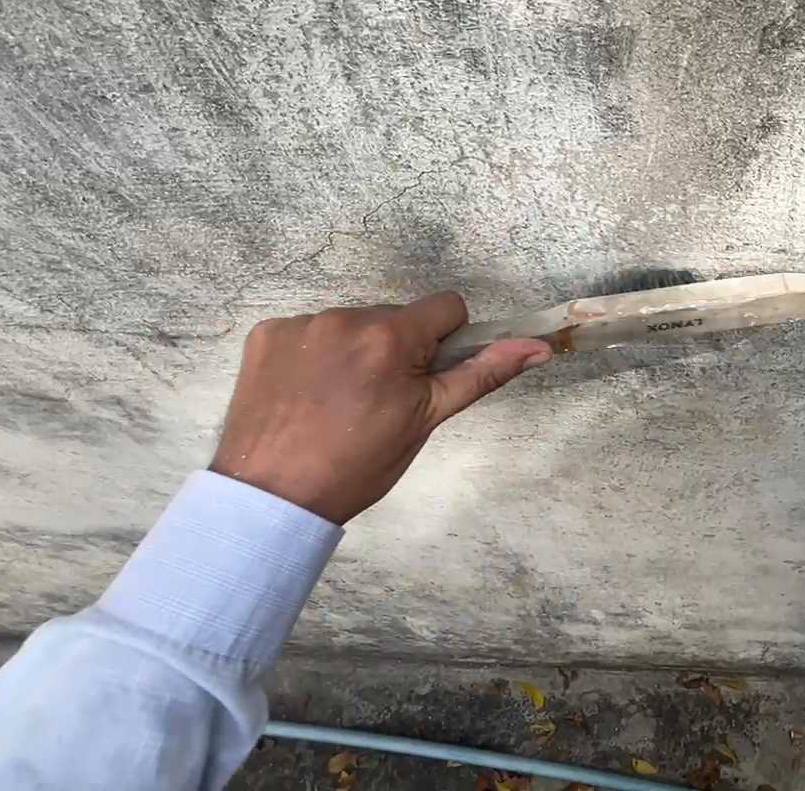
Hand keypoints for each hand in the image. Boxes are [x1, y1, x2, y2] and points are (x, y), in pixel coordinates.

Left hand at [210, 293, 552, 522]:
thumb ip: (483, 373)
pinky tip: (306, 391)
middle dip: (400, 347)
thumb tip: (539, 347)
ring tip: (339, 398)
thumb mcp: (429, 418)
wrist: (271, 498)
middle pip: (398, 316)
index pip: (446, 307)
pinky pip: (311, 329)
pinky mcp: (265, 333)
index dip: (446, 341)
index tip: (425, 376)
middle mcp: (346, 315)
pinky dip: (316, 353)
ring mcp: (301, 322)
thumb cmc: (360, 463)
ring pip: (355, 323)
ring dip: (358, 349)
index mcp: (392, 335)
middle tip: (381, 397)